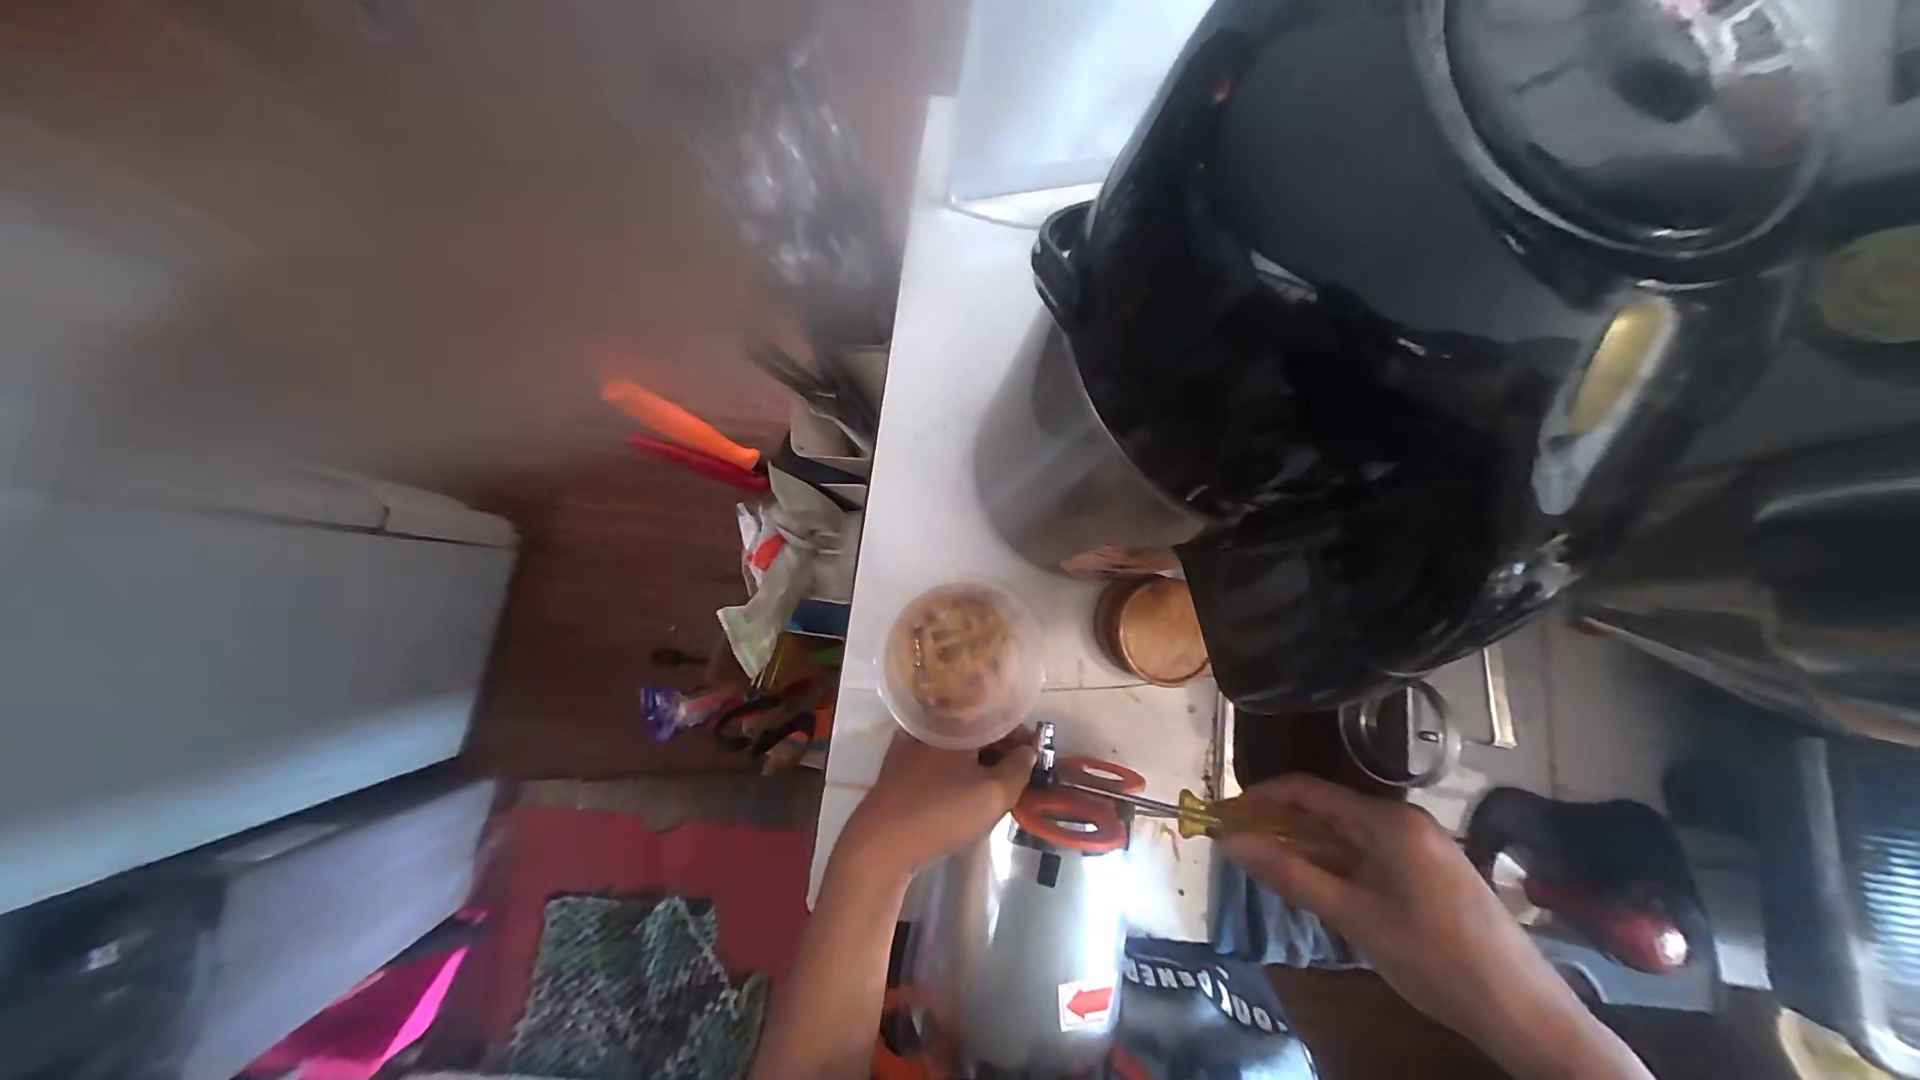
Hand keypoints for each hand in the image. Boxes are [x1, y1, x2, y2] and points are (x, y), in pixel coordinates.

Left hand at [835, 730, 1037, 884]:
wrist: (880, 843)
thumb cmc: (941, 813)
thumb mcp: (993, 794)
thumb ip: (1018, 768)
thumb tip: (1029, 749)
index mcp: (955, 725)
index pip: (995, 719)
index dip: (1018, 736)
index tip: (1030, 758)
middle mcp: (931, 727)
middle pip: (973, 730)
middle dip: (997, 749)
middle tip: (1012, 777)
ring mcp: (908, 745)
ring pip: (953, 745)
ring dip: (974, 760)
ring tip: (988, 787)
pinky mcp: (896, 767)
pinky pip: (934, 759)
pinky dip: (951, 769)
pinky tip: (957, 791)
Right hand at [1221, 775, 1650, 1079]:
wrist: (1532, 1018)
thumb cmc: (1437, 960)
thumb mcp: (1354, 918)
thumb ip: (1290, 874)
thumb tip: (1232, 841)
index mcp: (1387, 821)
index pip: (1306, 790)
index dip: (1259, 797)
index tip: (1224, 814)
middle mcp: (1404, 819)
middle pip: (1325, 807)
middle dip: (1278, 821)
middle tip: (1240, 842)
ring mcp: (1421, 843)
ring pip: (1345, 830)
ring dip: (1304, 842)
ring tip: (1270, 864)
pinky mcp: (1430, 867)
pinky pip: (1368, 849)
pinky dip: (1335, 859)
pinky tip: (1319, 882)